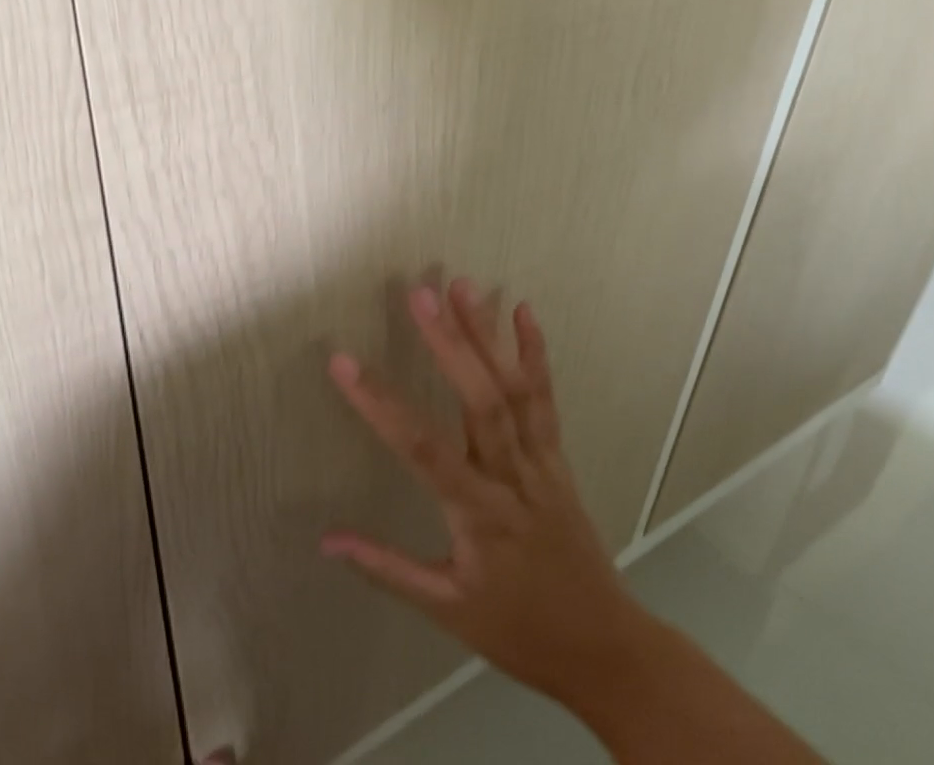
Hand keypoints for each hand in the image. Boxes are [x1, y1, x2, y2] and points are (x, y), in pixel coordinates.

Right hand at [321, 278, 645, 704]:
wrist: (606, 647)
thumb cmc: (520, 632)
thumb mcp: (446, 610)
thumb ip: (386, 568)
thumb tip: (326, 540)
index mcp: (479, 516)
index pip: (421, 449)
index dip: (379, 404)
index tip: (342, 362)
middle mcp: (513, 479)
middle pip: (479, 402)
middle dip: (448, 343)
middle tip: (419, 293)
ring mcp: (542, 465)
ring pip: (514, 393)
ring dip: (487, 336)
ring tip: (462, 286)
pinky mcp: (559, 461)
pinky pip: (546, 403)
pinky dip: (535, 356)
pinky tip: (524, 315)